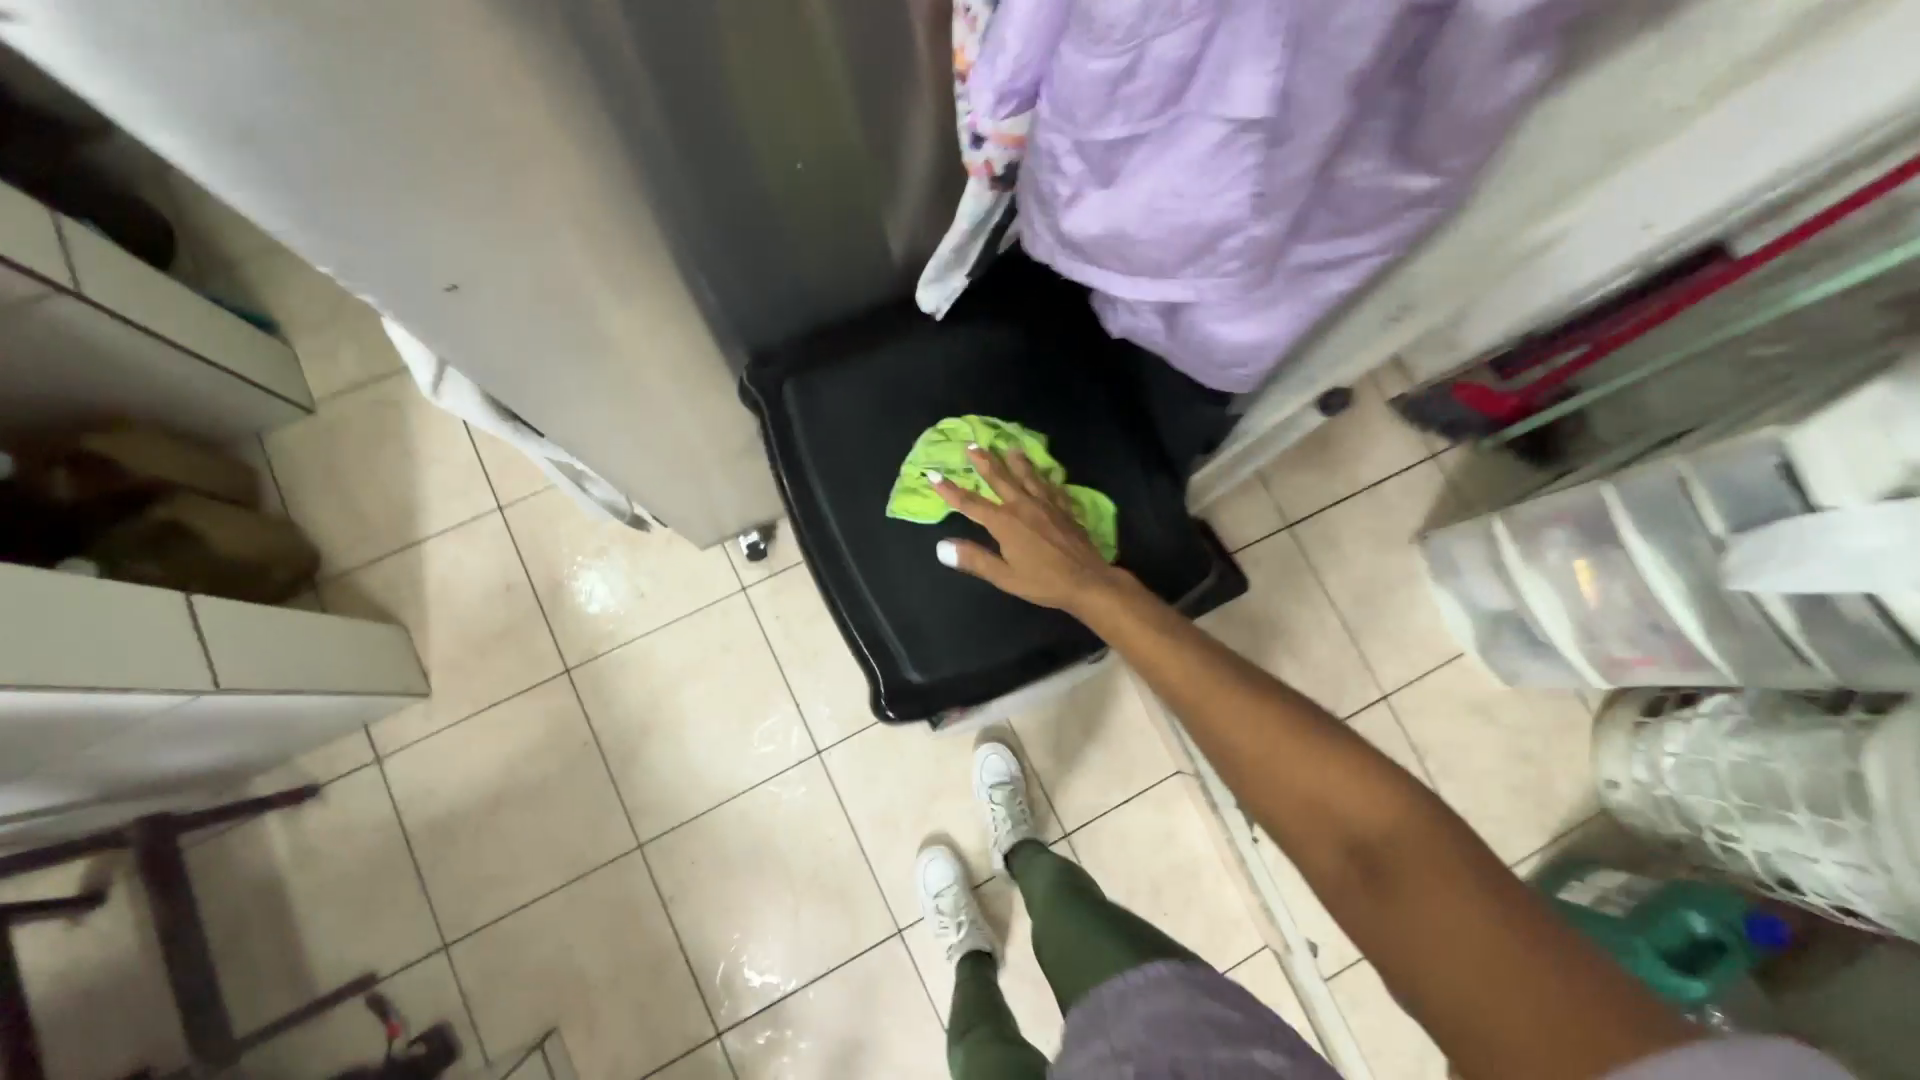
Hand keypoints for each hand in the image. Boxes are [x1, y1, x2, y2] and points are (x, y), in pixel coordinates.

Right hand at [928, 445, 1131, 612]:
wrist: (1087, 581)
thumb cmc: (1043, 582)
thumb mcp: (1004, 576)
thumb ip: (974, 559)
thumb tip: (941, 546)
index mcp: (1004, 522)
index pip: (970, 503)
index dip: (950, 490)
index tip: (933, 475)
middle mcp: (1023, 506)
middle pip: (1000, 479)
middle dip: (984, 462)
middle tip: (972, 445)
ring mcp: (1047, 504)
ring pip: (1028, 476)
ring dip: (1017, 462)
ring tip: (1011, 448)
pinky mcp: (1065, 509)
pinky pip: (1053, 487)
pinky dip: (1046, 477)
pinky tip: (1047, 474)